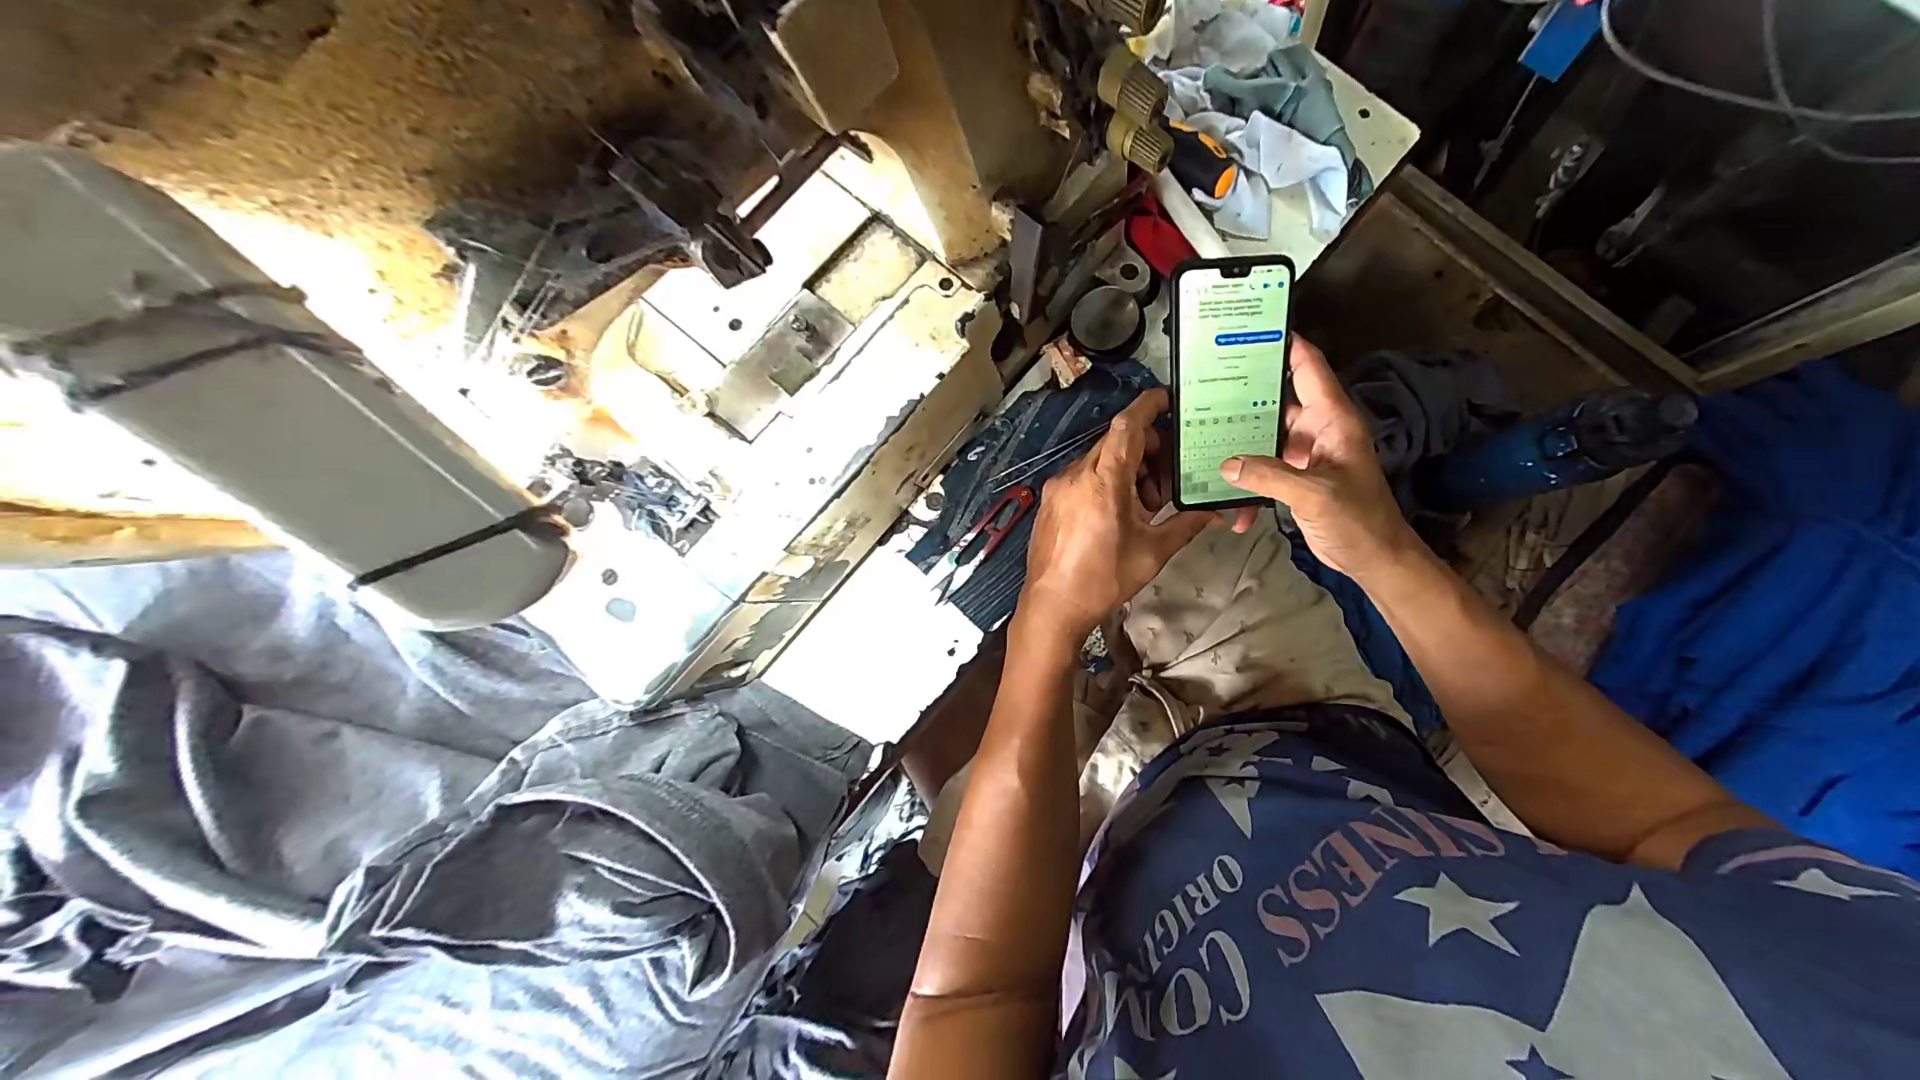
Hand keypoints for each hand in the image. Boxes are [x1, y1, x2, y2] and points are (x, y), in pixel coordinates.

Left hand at [1020, 388, 1215, 641]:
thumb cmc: (1103, 580)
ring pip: (1098, 459)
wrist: (1051, 607)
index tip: (1167, 399)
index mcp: (1103, 481)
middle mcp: (1076, 475)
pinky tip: (1117, 511)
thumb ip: (1186, 524)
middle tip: (1166, 478)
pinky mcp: (1049, 501)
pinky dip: (1104, 481)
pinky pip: (1082, 476)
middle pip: (1116, 442)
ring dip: (1126, 468)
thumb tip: (1215, 512)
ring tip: (1144, 504)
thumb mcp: (1153, 552)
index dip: (1148, 406)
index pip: (1127, 426)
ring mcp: (1058, 487)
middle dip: (1146, 450)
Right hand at [1219, 337, 1416, 577]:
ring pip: (1263, 435)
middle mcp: (1317, 430)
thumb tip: (1225, 464)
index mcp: (1333, 420)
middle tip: (1205, 383)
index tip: (1252, 329)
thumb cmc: (1358, 521)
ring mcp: (1304, 454)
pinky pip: (1262, 469)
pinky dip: (1245, 481)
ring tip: (1200, 433)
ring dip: (1237, 440)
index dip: (1286, 345)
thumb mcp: (1314, 495)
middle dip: (1244, 393)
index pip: (1309, 369)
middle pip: (1276, 400)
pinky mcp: (1294, 478)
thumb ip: (1270, 476)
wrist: (1373, 559)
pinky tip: (1226, 498)